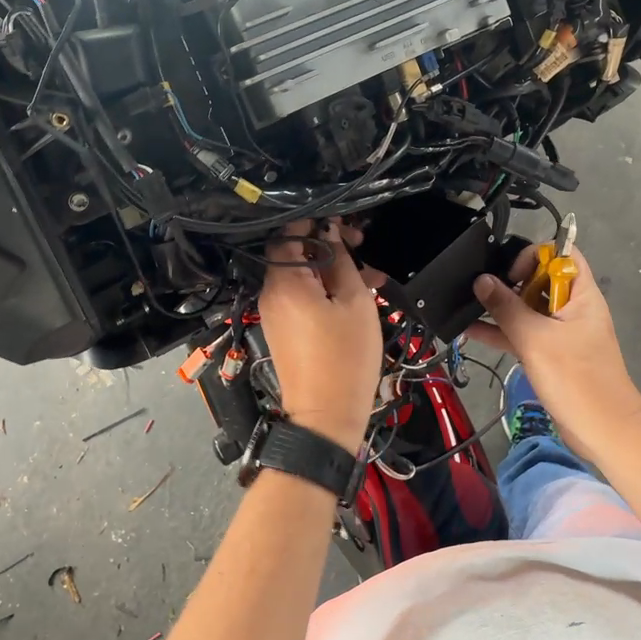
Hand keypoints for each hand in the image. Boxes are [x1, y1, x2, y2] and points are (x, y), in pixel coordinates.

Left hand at [258, 220, 383, 454]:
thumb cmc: (345, 357)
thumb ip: (341, 262)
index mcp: (284, 282)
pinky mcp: (283, 329)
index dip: (316, 222)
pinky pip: (300, 297)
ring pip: (301, 276)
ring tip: (369, 275)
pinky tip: (355, 295)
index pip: (289, 234)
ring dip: (330, 269)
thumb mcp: (354, 302)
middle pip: (294, 254)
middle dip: (327, 244)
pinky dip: (323, 290)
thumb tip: (331, 233)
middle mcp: (271, 293)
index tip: (344, 222)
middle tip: (360, 245)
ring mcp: (275, 312)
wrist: (325, 417)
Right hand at [469, 245, 640, 454]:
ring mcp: (561, 332)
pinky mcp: (551, 354)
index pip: (561, 254)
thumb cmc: (576, 379)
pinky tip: (470, 330)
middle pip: (539, 280)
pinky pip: (523, 334)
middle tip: (480, 289)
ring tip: (466, 304)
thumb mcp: (536, 339)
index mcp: (582, 295)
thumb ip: (506, 307)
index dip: (534, 256)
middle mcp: (572, 308)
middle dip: (509, 281)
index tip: (511, 274)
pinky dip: (501, 332)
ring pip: (528, 308)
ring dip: (501, 307)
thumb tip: (481, 280)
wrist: (604, 432)